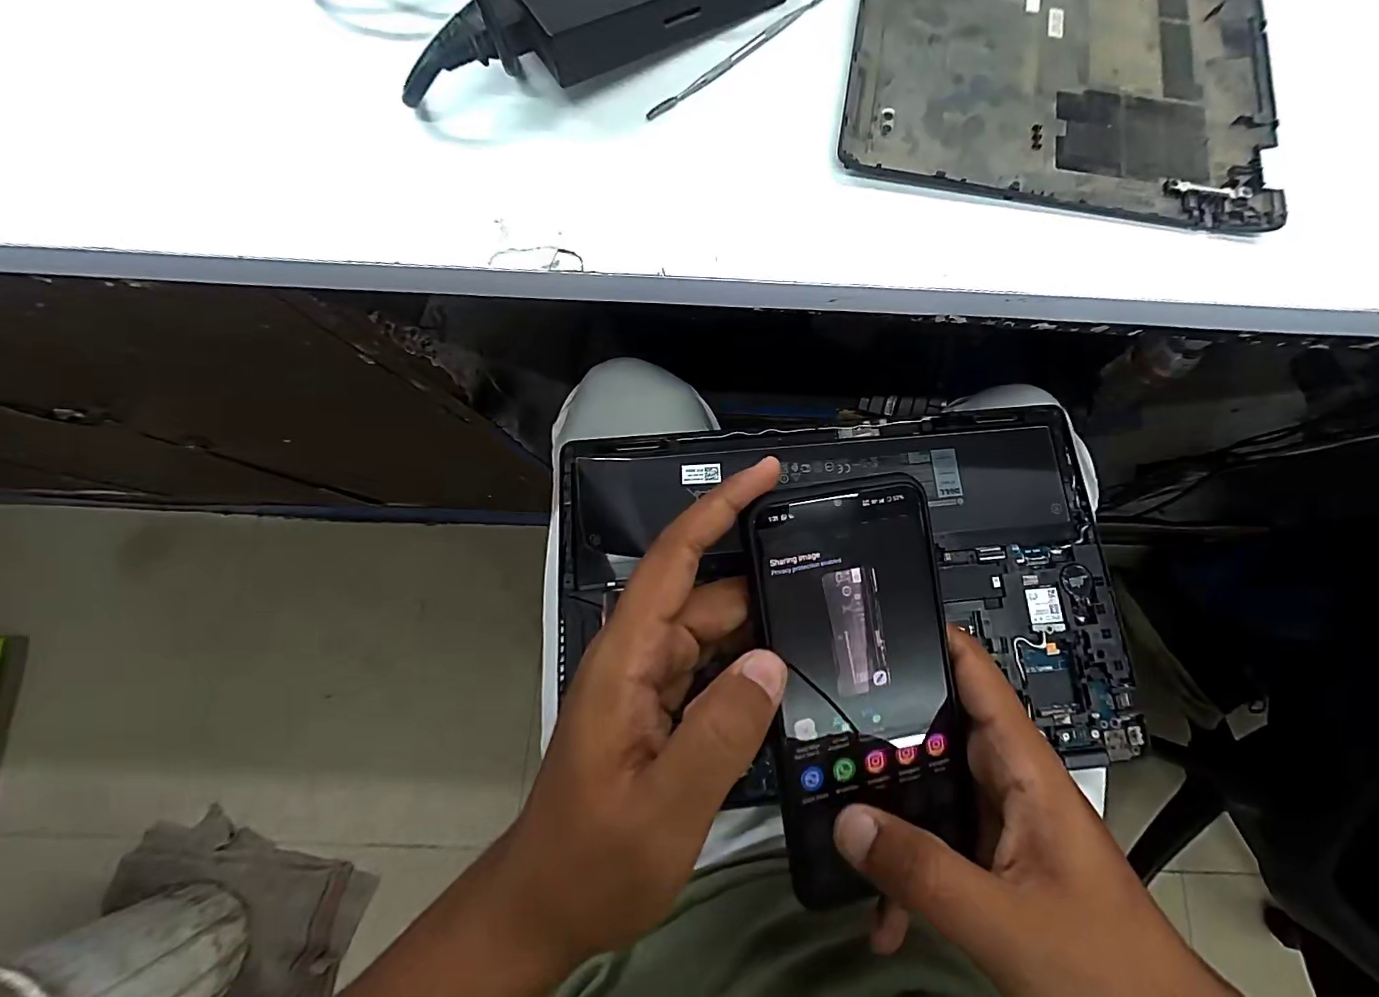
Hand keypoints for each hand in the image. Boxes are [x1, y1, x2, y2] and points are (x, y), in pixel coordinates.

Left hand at [350, 457, 785, 996]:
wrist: (545, 903)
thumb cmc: (592, 859)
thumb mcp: (664, 808)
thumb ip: (719, 734)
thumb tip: (770, 661)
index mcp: (626, 660)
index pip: (674, 560)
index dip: (718, 509)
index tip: (765, 474)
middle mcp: (636, 657)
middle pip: (705, 595)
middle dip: (763, 576)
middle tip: (832, 577)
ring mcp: (647, 683)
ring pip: (713, 633)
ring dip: (760, 624)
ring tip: (824, 623)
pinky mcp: (657, 709)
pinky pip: (710, 669)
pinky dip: (747, 665)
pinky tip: (787, 675)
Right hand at [833, 627, 1234, 996]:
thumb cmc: (1104, 968)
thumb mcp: (1004, 921)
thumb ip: (924, 873)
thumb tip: (847, 823)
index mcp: (1026, 772)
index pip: (978, 678)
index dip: (933, 639)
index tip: (875, 624)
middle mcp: (1009, 785)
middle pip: (935, 730)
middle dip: (882, 733)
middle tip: (821, 729)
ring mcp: (998, 824)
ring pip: (928, 791)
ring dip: (888, 813)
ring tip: (837, 825)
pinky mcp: (989, 861)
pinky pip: (933, 842)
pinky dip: (905, 867)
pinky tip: (880, 911)